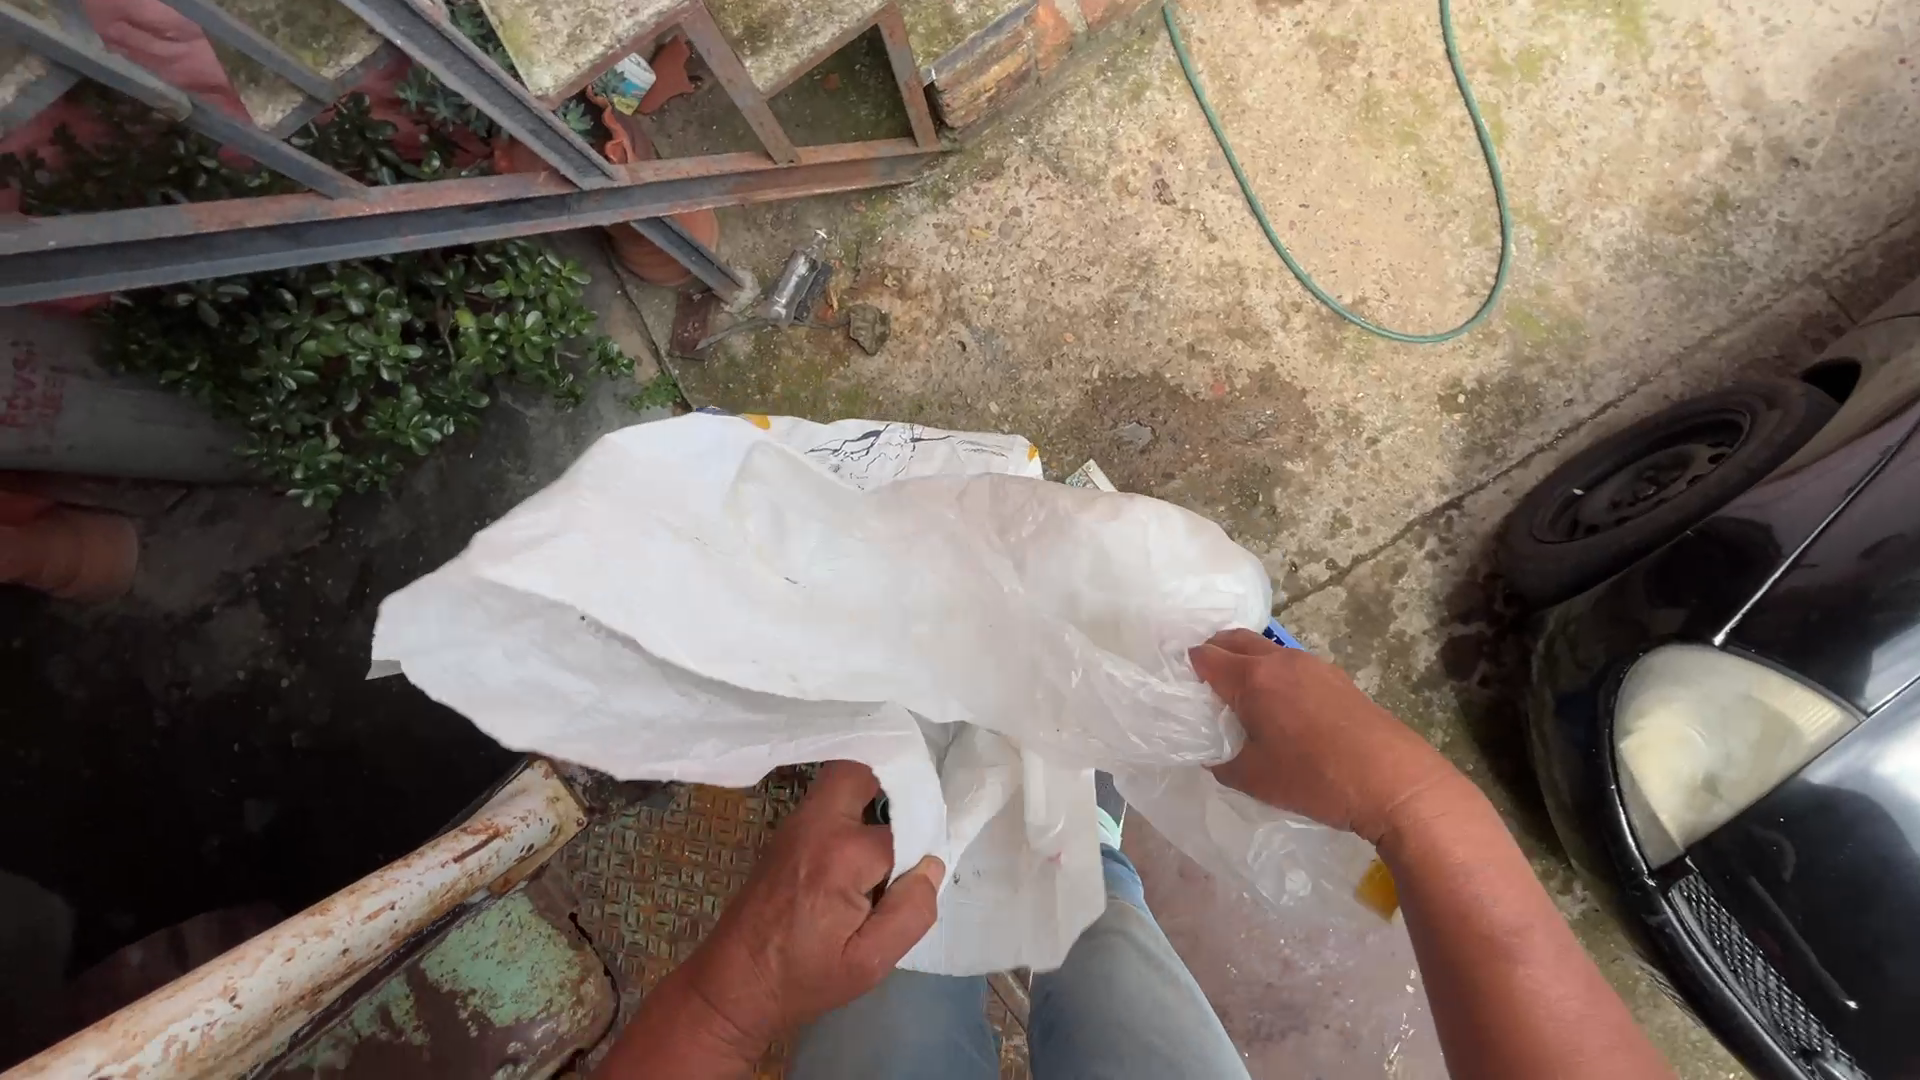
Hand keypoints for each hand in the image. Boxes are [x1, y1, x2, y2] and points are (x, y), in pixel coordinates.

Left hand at [663, 761, 943, 1062]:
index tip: (916, 874)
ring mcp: (795, 824)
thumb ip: (912, 911)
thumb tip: (930, 865)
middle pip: (861, 772)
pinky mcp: (785, 833)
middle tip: (906, 828)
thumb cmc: (802, 979)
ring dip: (868, 798)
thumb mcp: (869, 963)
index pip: (901, 829)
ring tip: (885, 842)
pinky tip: (857, 854)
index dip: (917, 847)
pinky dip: (848, 810)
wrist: (732, 986)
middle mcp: (816, 824)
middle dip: (890, 787)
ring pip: (841, 782)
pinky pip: (826, 802)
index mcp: (842, 854)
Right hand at [1190, 628, 1467, 845]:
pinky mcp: (1335, 677)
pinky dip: (1272, 673)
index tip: (1182, 692)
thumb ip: (1220, 760)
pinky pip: (1289, 663)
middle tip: (1205, 690)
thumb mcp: (1253, 779)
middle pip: (1231, 639)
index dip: (1186, 670)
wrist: (1397, 783)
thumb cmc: (1316, 779)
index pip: (1203, 656)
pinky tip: (1280, 709)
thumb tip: (1210, 750)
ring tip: (1242, 700)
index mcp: (1251, 678)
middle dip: (1212, 656)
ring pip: (1262, 648)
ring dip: (1244, 663)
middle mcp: (1279, 660)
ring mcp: (1311, 664)